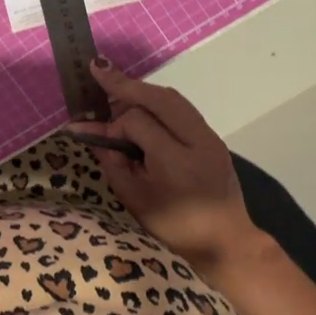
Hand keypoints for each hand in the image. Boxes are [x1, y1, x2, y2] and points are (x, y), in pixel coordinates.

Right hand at [70, 59, 268, 274]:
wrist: (226, 243)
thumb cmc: (174, 227)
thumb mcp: (134, 198)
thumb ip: (111, 160)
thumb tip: (88, 131)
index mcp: (176, 161)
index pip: (136, 123)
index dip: (111, 126)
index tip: (91, 133)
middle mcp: (198, 142)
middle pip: (159, 98)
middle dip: (126, 84)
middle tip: (97, 70)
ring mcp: (210, 137)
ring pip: (172, 98)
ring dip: (142, 91)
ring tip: (114, 86)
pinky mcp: (212, 139)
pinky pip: (181, 109)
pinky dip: (157, 101)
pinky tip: (139, 103)